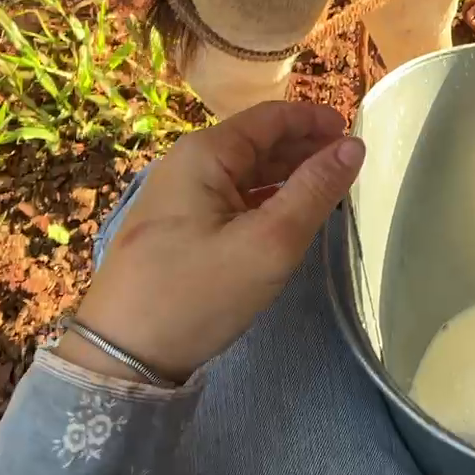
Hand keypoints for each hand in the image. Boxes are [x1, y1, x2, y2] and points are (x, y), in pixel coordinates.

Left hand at [57, 101, 365, 383]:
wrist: (119, 358)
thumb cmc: (200, 292)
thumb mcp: (271, 242)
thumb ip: (316, 189)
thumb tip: (355, 145)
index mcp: (206, 153)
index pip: (272, 116)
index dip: (316, 120)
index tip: (354, 135)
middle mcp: (188, 163)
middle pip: (258, 140)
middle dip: (305, 147)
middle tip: (348, 168)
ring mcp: (178, 195)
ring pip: (246, 170)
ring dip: (288, 174)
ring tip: (327, 189)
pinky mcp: (176, 226)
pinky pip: (231, 196)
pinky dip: (265, 197)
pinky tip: (287, 214)